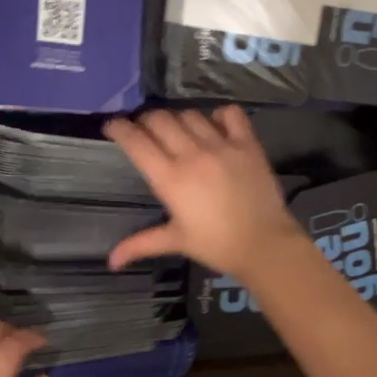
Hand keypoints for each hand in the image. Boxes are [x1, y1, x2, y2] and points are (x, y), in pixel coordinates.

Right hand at [104, 106, 305, 279]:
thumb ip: (141, 244)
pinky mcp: (248, 144)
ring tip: (179, 132)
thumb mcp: (176, 241)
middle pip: (160, 119)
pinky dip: (219, 115)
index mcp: (170, 179)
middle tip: (146, 132)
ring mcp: (222, 146)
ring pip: (191, 114)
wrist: (264, 245)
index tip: (112, 126)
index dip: (119, 128)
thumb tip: (111, 261)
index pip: (136, 141)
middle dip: (147, 122)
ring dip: (179, 120)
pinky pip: (230, 114)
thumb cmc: (216, 245)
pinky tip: (215, 127)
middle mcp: (193, 155)